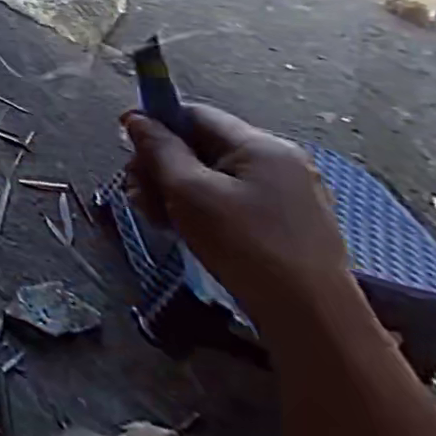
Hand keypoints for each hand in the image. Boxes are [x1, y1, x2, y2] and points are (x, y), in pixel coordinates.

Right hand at [123, 105, 352, 328]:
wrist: (311, 321)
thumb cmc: (245, 245)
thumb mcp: (188, 191)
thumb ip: (158, 149)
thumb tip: (137, 119)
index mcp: (261, 146)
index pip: (194, 114)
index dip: (155, 122)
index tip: (125, 142)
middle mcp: (278, 162)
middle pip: (200, 146)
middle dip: (160, 165)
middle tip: (136, 191)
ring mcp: (286, 195)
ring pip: (211, 176)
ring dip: (174, 190)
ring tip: (153, 216)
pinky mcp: (286, 225)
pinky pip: (230, 200)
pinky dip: (200, 208)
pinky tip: (181, 229)